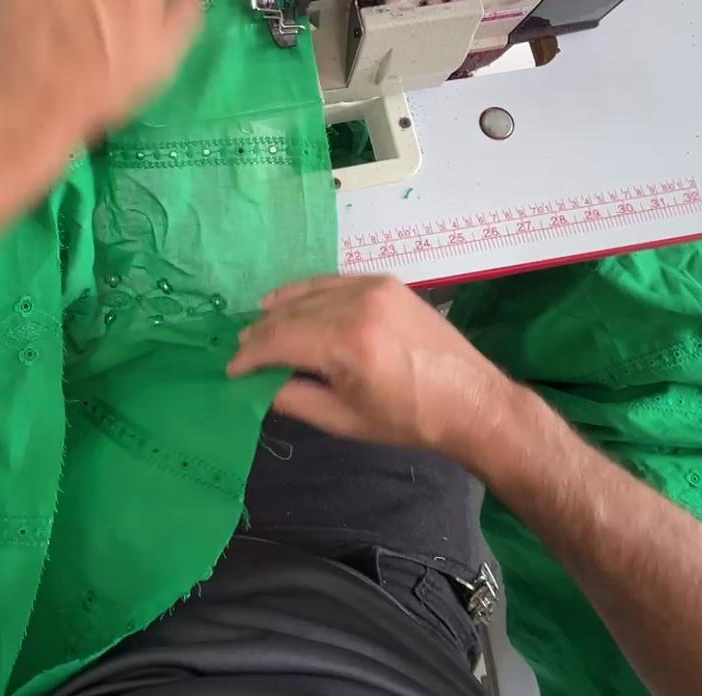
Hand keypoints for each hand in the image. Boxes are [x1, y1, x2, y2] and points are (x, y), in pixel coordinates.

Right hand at [226, 274, 520, 459]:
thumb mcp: (344, 421)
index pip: (280, 340)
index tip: (231, 370)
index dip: (249, 355)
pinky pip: (331, 282)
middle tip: (241, 351)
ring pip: (307, 292)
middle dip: (260, 333)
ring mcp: (372, 287)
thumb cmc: (407, 419)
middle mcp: (357, 305)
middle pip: (289, 313)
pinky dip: (305, 292)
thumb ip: (293, 398)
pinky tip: (287, 301)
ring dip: (278, 309)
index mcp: (348, 344)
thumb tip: (257, 384)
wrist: (470, 400)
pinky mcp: (383, 281)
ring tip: (257, 325)